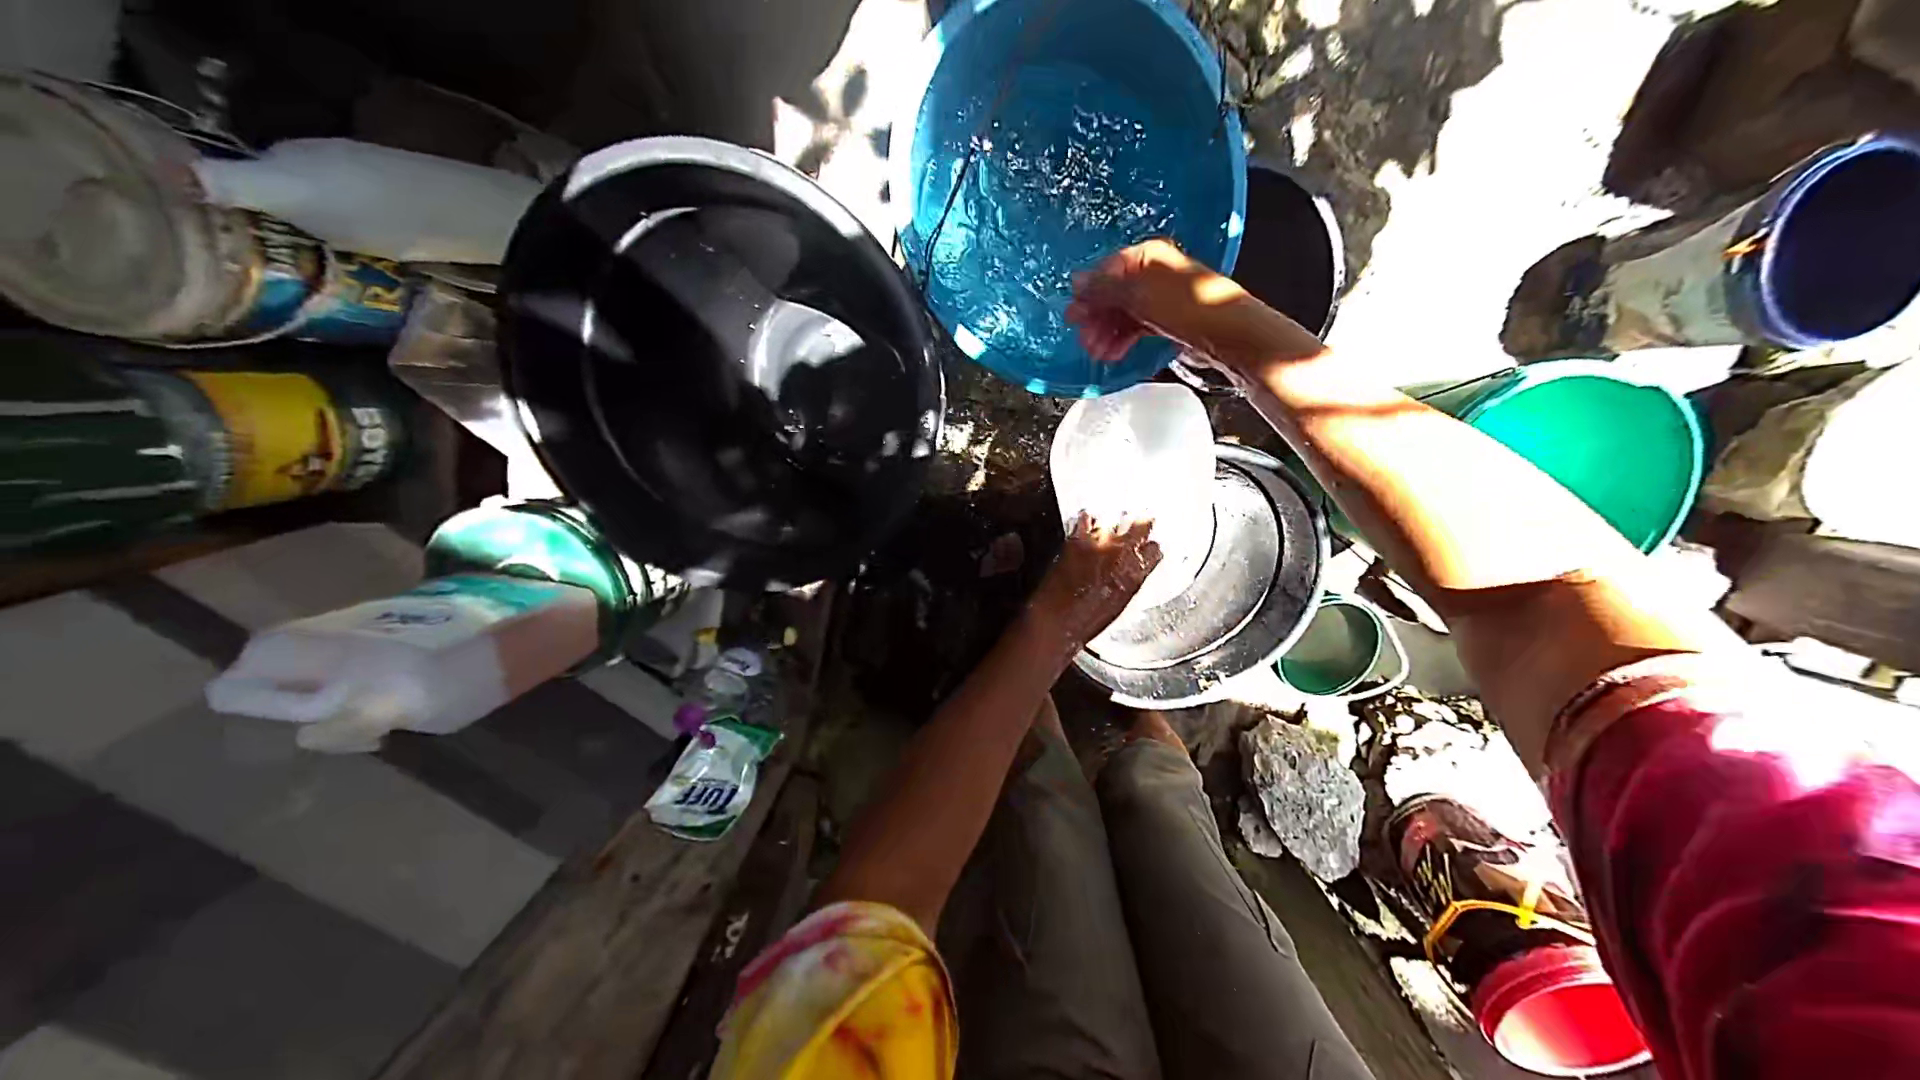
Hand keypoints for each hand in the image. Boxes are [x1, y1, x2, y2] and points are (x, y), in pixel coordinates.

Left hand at [1028, 513, 1162, 652]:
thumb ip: (1129, 579)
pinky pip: (1086, 517)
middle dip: (1140, 523)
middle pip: (1142, 524)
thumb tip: (1130, 570)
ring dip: (1111, 524)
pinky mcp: (1077, 538)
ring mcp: (1100, 541)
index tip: (1146, 548)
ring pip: (1114, 519)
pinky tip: (1085, 523)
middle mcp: (1123, 551)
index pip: (1155, 549)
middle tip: (1136, 523)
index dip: (1149, 548)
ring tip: (1106, 527)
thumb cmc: (1089, 618)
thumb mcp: (1121, 601)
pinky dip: (1087, 520)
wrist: (1058, 618)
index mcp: (1137, 572)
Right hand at [1066, 239, 1242, 361]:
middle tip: (1084, 338)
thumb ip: (1104, 289)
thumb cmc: (1188, 306)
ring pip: (1123, 314)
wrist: (1227, 334)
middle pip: (1113, 294)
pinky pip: (1135, 328)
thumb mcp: (1138, 294)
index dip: (1089, 293)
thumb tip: (1077, 283)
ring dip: (1106, 333)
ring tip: (1098, 352)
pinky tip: (1113, 353)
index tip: (1075, 314)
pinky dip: (1122, 340)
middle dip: (1096, 318)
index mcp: (1149, 255)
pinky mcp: (1166, 320)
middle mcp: (1154, 273)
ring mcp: (1160, 298)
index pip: (1107, 270)